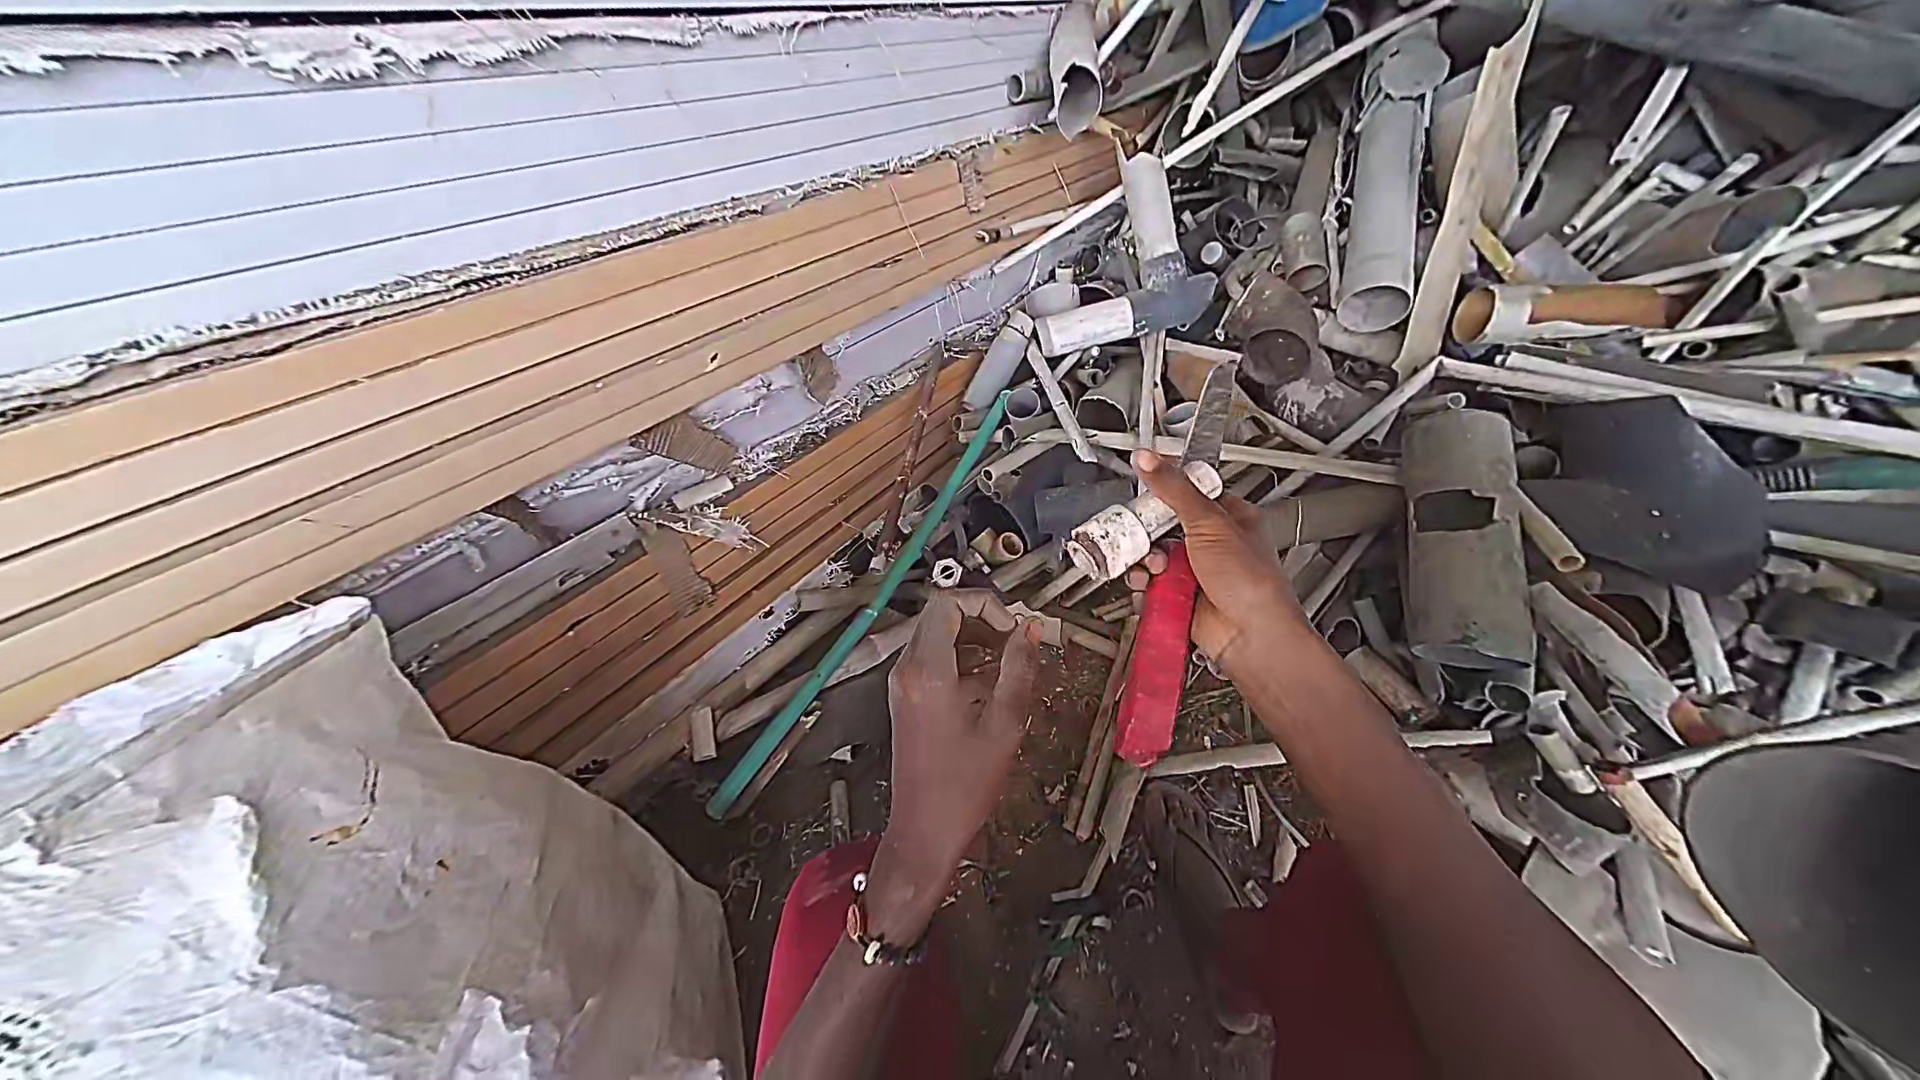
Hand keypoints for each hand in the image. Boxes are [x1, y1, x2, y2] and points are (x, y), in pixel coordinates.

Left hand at [865, 594, 1041, 940]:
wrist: (924, 829)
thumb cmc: (962, 786)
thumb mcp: (1005, 724)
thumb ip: (1020, 669)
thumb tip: (1032, 629)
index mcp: (928, 670)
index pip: (947, 603)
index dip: (984, 604)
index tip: (1011, 626)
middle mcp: (907, 670)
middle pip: (940, 615)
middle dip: (982, 619)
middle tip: (1014, 642)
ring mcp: (902, 682)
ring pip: (937, 635)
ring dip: (974, 639)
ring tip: (1007, 663)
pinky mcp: (906, 696)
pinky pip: (932, 658)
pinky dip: (961, 658)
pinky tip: (988, 684)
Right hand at [1133, 449, 1307, 676]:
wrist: (1250, 635)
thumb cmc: (1251, 582)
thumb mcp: (1209, 523)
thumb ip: (1174, 489)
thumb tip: (1148, 459)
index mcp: (1228, 517)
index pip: (1187, 493)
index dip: (1163, 493)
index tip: (1145, 494)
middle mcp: (1210, 544)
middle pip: (1161, 526)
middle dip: (1149, 534)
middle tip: (1146, 537)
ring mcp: (1193, 572)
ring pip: (1151, 556)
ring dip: (1146, 562)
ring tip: (1158, 569)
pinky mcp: (1178, 596)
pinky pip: (1148, 584)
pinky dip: (1144, 586)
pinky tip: (1152, 586)